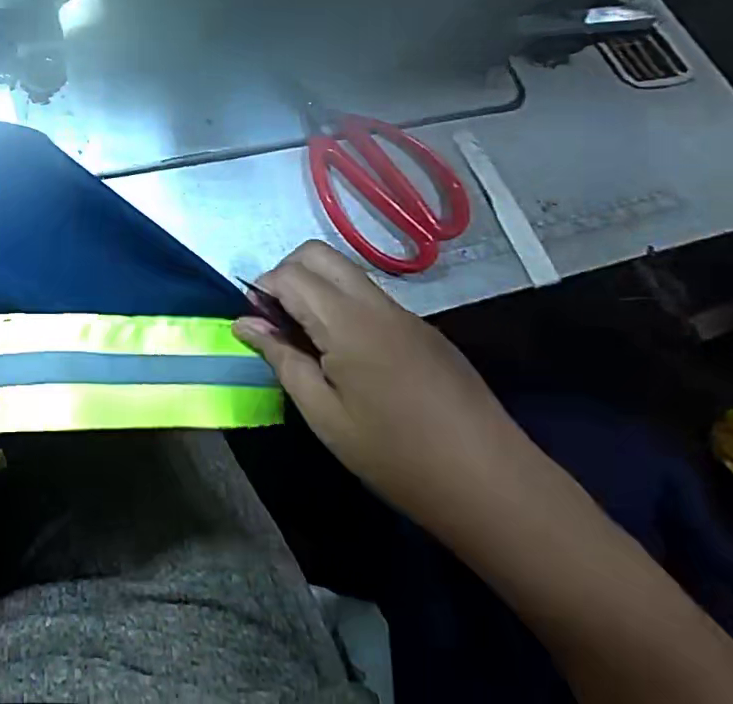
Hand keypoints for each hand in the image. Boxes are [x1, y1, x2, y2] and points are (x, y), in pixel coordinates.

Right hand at [232, 241, 529, 541]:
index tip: (254, 324)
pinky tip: (346, 356)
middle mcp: (375, 302)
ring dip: (315, 289)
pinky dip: (342, 306)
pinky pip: (369, 297)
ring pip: (346, 272)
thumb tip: (246, 323)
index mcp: (347, 320)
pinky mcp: (421, 328)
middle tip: (278, 324)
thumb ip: (283, 359)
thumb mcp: (324, 415)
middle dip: (286, 275)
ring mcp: (403, 312)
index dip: (262, 290)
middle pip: (319, 255)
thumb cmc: (394, 453)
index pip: (291, 274)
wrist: (486, 476)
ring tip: (307, 343)